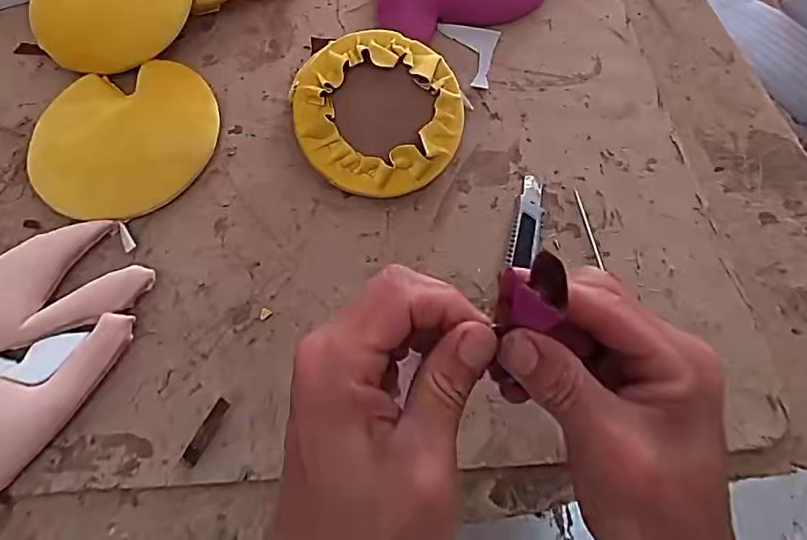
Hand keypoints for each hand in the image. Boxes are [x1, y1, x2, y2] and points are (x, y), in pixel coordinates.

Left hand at [274, 266, 497, 539]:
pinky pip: (384, 334)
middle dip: (444, 310)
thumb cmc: (366, 539)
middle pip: (394, 292)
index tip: (483, 334)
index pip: (400, 291)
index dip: (449, 303)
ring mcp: (326, 366)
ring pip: (392, 307)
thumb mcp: (422, 463)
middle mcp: (323, 355)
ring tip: (466, 360)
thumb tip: (478, 331)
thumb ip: (448, 385)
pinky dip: (419, 340)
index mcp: (335, 365)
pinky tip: (441, 368)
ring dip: (435, 324)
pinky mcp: (336, 380)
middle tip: (480, 347)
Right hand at [497, 268, 731, 539]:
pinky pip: (586, 355)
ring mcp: (650, 368)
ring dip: (546, 336)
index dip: (558, 294)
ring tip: (509, 353)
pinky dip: (553, 359)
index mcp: (678, 359)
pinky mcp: (630, 385)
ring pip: (588, 328)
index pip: (611, 306)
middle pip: (600, 307)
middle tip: (506, 320)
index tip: (516, 289)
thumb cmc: (661, 519)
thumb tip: (520, 339)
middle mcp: (668, 353)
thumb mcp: (605, 446)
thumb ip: (562, 385)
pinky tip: (525, 374)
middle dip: (549, 312)